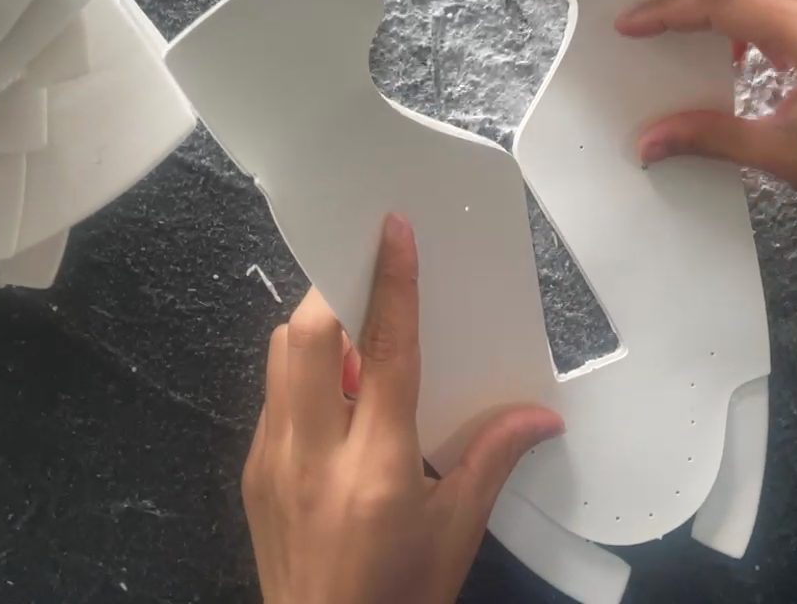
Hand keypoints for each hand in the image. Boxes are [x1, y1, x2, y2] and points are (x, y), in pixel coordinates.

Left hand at [243, 214, 564, 603]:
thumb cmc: (399, 595)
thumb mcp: (456, 533)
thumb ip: (494, 459)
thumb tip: (545, 415)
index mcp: (377, 466)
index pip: (386, 350)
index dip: (392, 282)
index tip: (393, 229)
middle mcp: (313, 454)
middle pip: (309, 336)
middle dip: (336, 290)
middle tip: (366, 279)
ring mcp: (270, 461)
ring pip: (280, 354)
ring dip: (315, 327)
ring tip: (354, 336)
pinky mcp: (251, 471)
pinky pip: (272, 391)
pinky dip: (300, 367)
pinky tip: (332, 392)